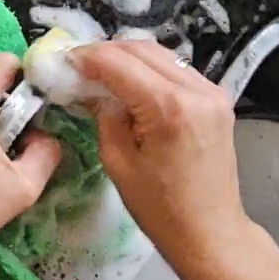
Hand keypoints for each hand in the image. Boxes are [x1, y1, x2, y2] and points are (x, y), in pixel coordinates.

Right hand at [72, 41, 270, 275]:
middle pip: (141, 48)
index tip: (62, 63)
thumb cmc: (158, 207)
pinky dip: (148, 68)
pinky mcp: (216, 98)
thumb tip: (89, 88)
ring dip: (126, 56)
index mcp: (168, 108)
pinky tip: (129, 84)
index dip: (85, 58)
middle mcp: (195, 90)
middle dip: (104, 52)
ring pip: (160, 53)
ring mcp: (211, 92)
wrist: (210, 231)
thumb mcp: (117, 161)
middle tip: (76, 66)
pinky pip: (175, 69)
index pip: (117, 62)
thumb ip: (104, 115)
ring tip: (99, 72)